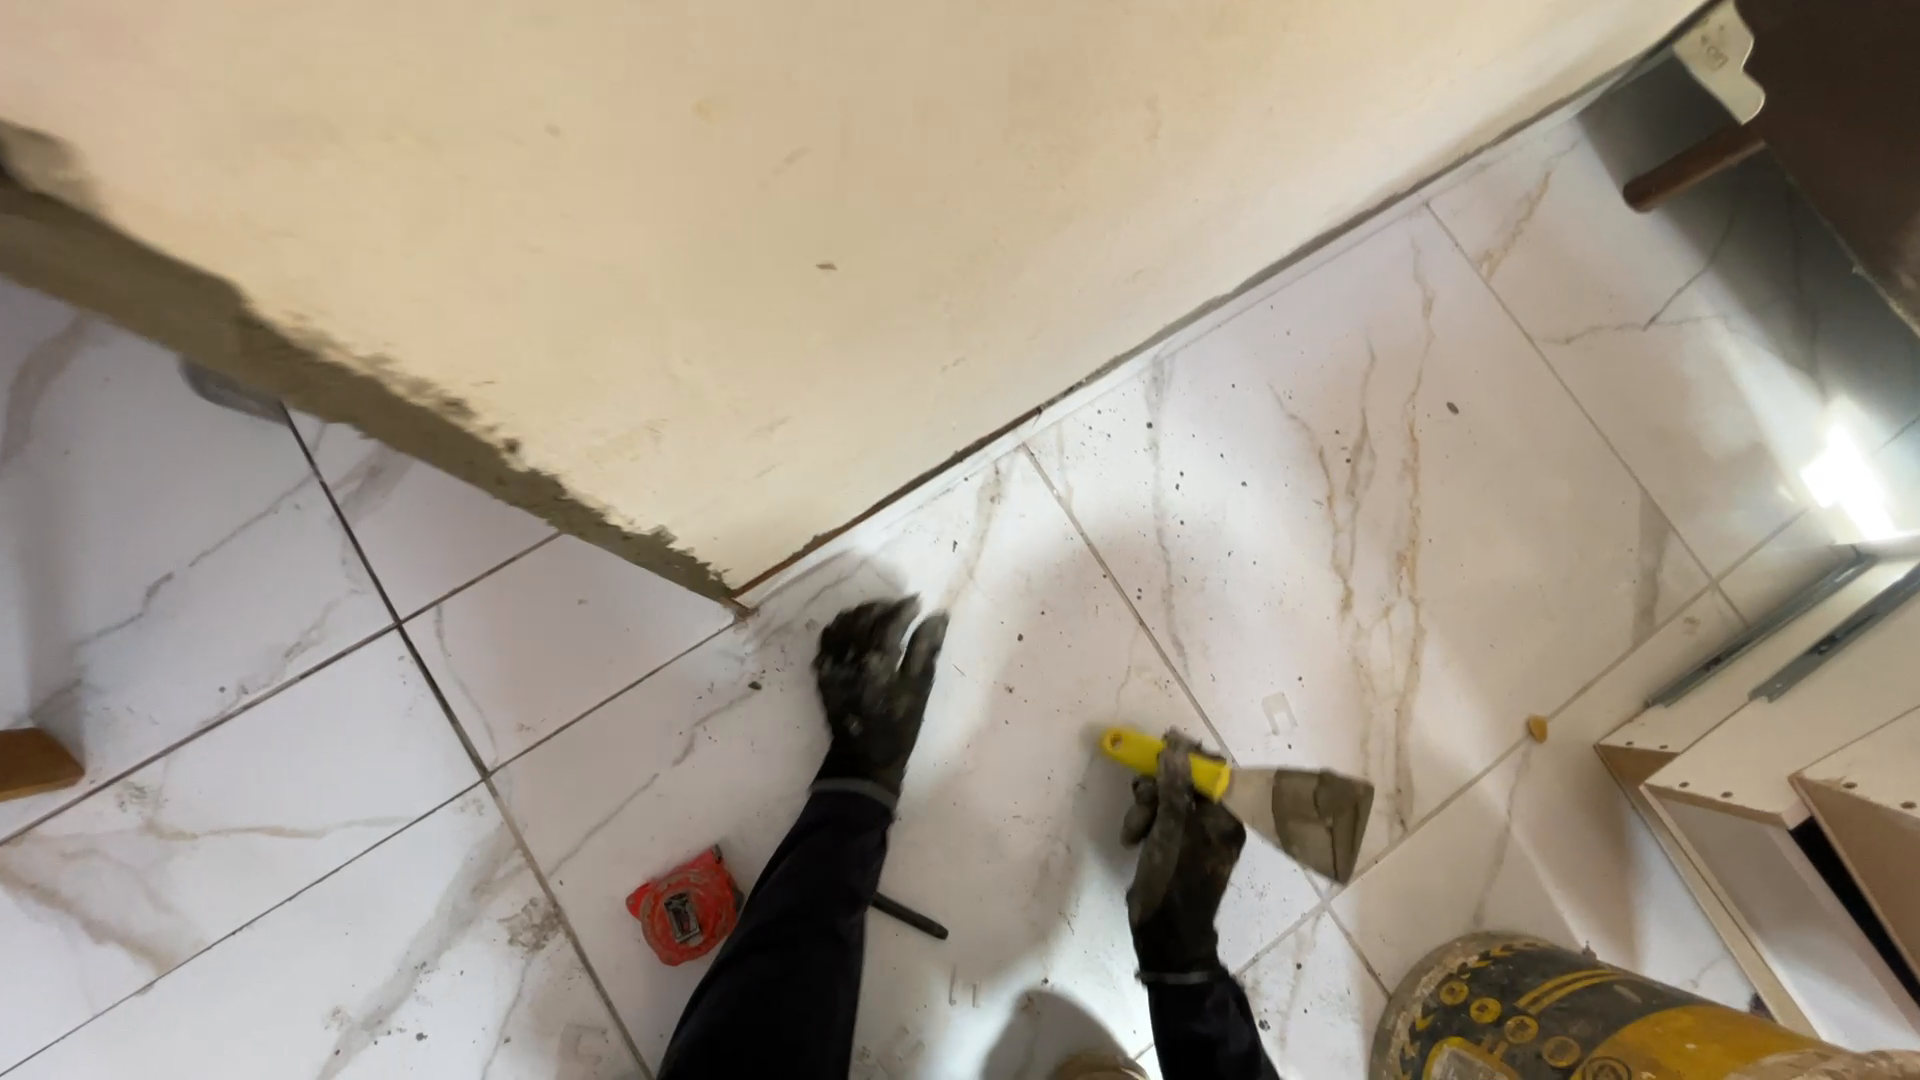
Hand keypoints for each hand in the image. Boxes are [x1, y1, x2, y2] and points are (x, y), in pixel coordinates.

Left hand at [811, 596, 948, 806]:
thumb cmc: (898, 726)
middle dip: (883, 606)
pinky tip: (856, 629)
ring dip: (861, 613)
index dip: (903, 608)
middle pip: (863, 617)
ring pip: (842, 623)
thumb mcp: (920, 689)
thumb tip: (938, 615)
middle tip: (900, 607)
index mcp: (876, 662)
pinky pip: (827, 638)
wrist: (863, 759)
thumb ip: (927, 648)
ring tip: (879, 614)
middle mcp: (849, 658)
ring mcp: (831, 664)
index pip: (888, 621)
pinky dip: (841, 626)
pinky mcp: (821, 672)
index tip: (917, 601)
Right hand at [1121, 731, 1244, 978]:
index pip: (1209, 771)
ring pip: (1164, 798)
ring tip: (1134, 831)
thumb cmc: (1175, 880)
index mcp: (1225, 818)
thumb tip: (1176, 744)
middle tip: (1141, 797)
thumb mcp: (1173, 828)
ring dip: (1144, 808)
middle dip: (1156, 788)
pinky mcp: (1172, 843)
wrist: (1164, 933)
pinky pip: (1157, 817)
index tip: (1158, 749)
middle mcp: (1212, 823)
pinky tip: (1132, 839)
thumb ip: (1175, 785)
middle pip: (1181, 782)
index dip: (1184, 757)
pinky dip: (1143, 823)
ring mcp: (1191, 834)